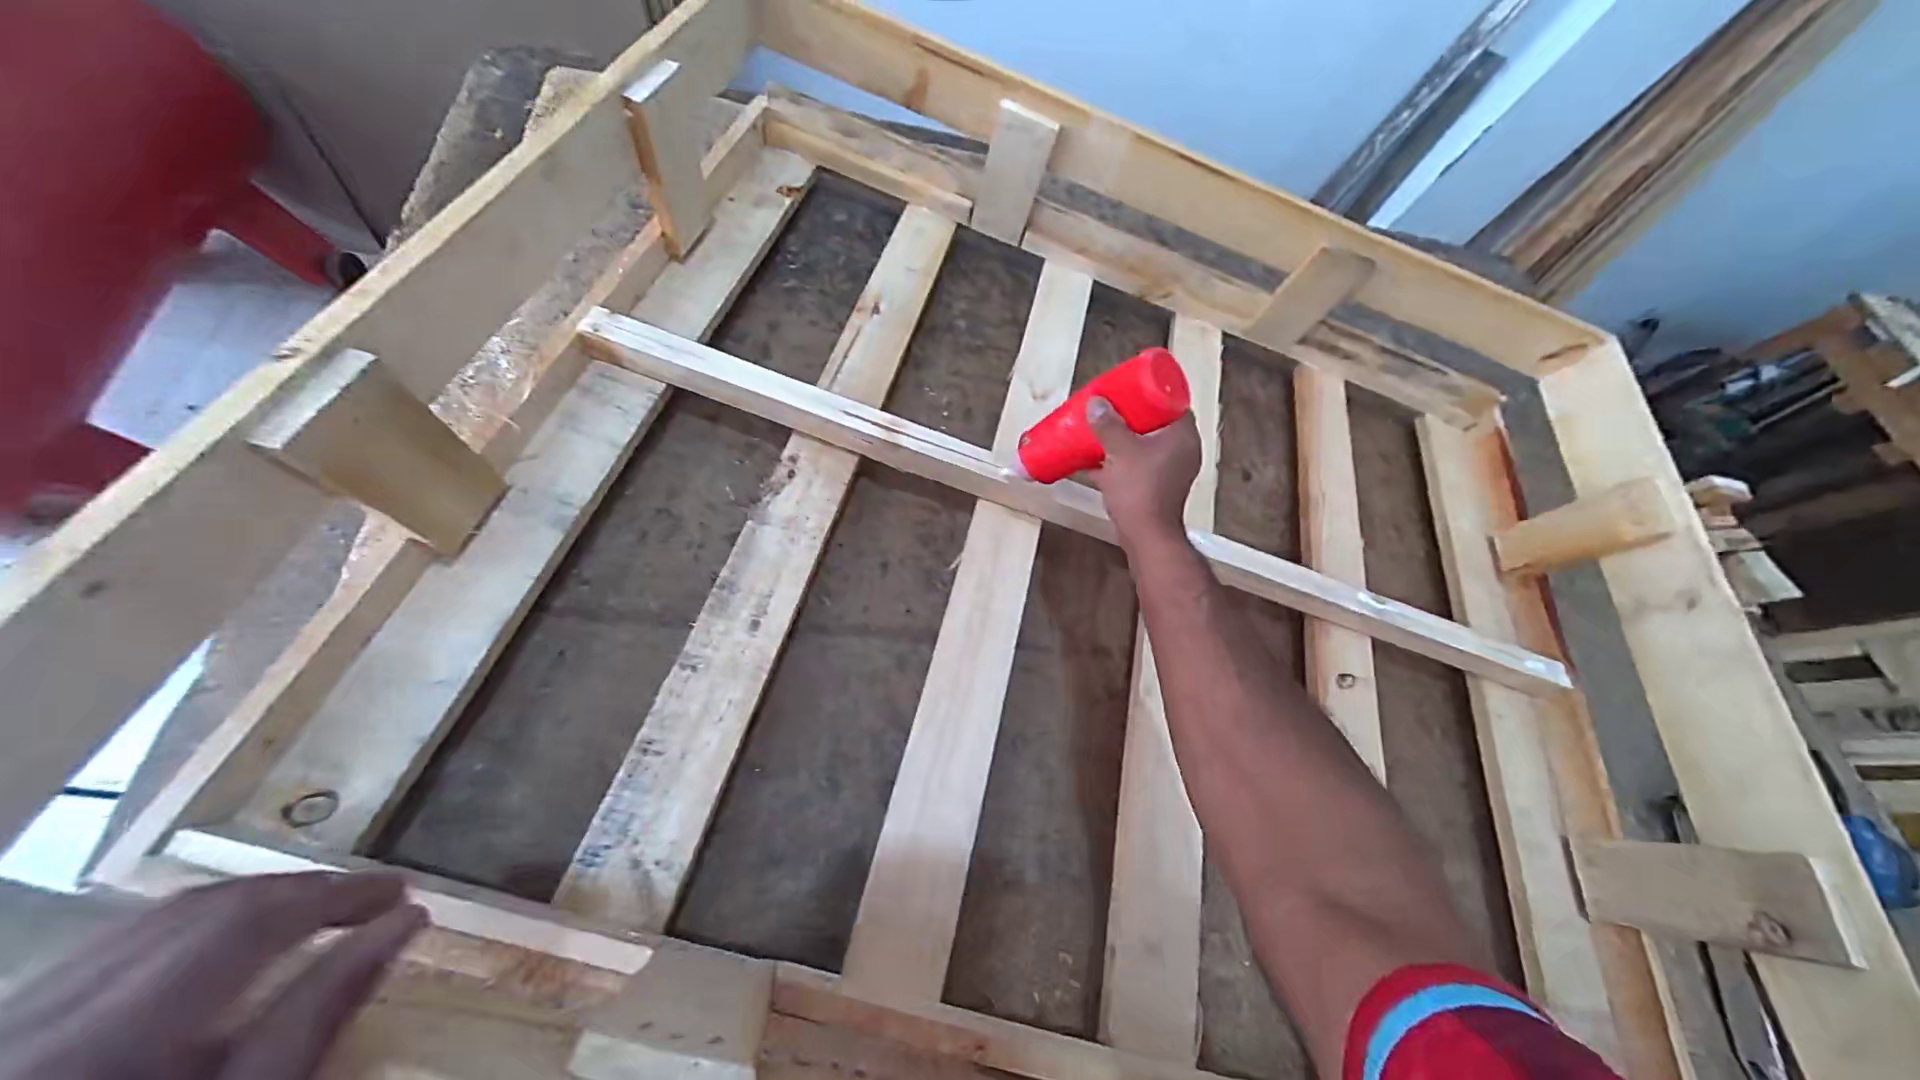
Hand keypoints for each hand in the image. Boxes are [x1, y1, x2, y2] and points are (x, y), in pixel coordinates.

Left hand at [0, 872, 425, 1079]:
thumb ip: (324, 1009)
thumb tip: (405, 922)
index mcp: (121, 1036)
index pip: (254, 920)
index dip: (338, 893)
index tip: (399, 891)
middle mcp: (55, 1013)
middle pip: (204, 911)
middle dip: (300, 894)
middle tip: (369, 898)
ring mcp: (21, 1017)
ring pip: (157, 920)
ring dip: (251, 904)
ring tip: (314, 911)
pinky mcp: (15, 1023)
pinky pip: (114, 946)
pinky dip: (192, 928)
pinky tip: (229, 943)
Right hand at [1083, 395, 1200, 548]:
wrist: (1146, 536)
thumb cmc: (1139, 490)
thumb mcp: (1119, 451)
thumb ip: (1108, 425)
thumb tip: (1096, 403)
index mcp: (1183, 435)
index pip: (1173, 402)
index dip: (1151, 393)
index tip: (1129, 388)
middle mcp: (1183, 451)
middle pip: (1157, 423)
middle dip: (1132, 416)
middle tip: (1112, 406)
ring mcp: (1172, 471)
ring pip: (1146, 446)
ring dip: (1124, 439)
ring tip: (1101, 429)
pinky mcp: (1159, 488)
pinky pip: (1139, 465)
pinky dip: (1121, 461)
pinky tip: (1096, 460)